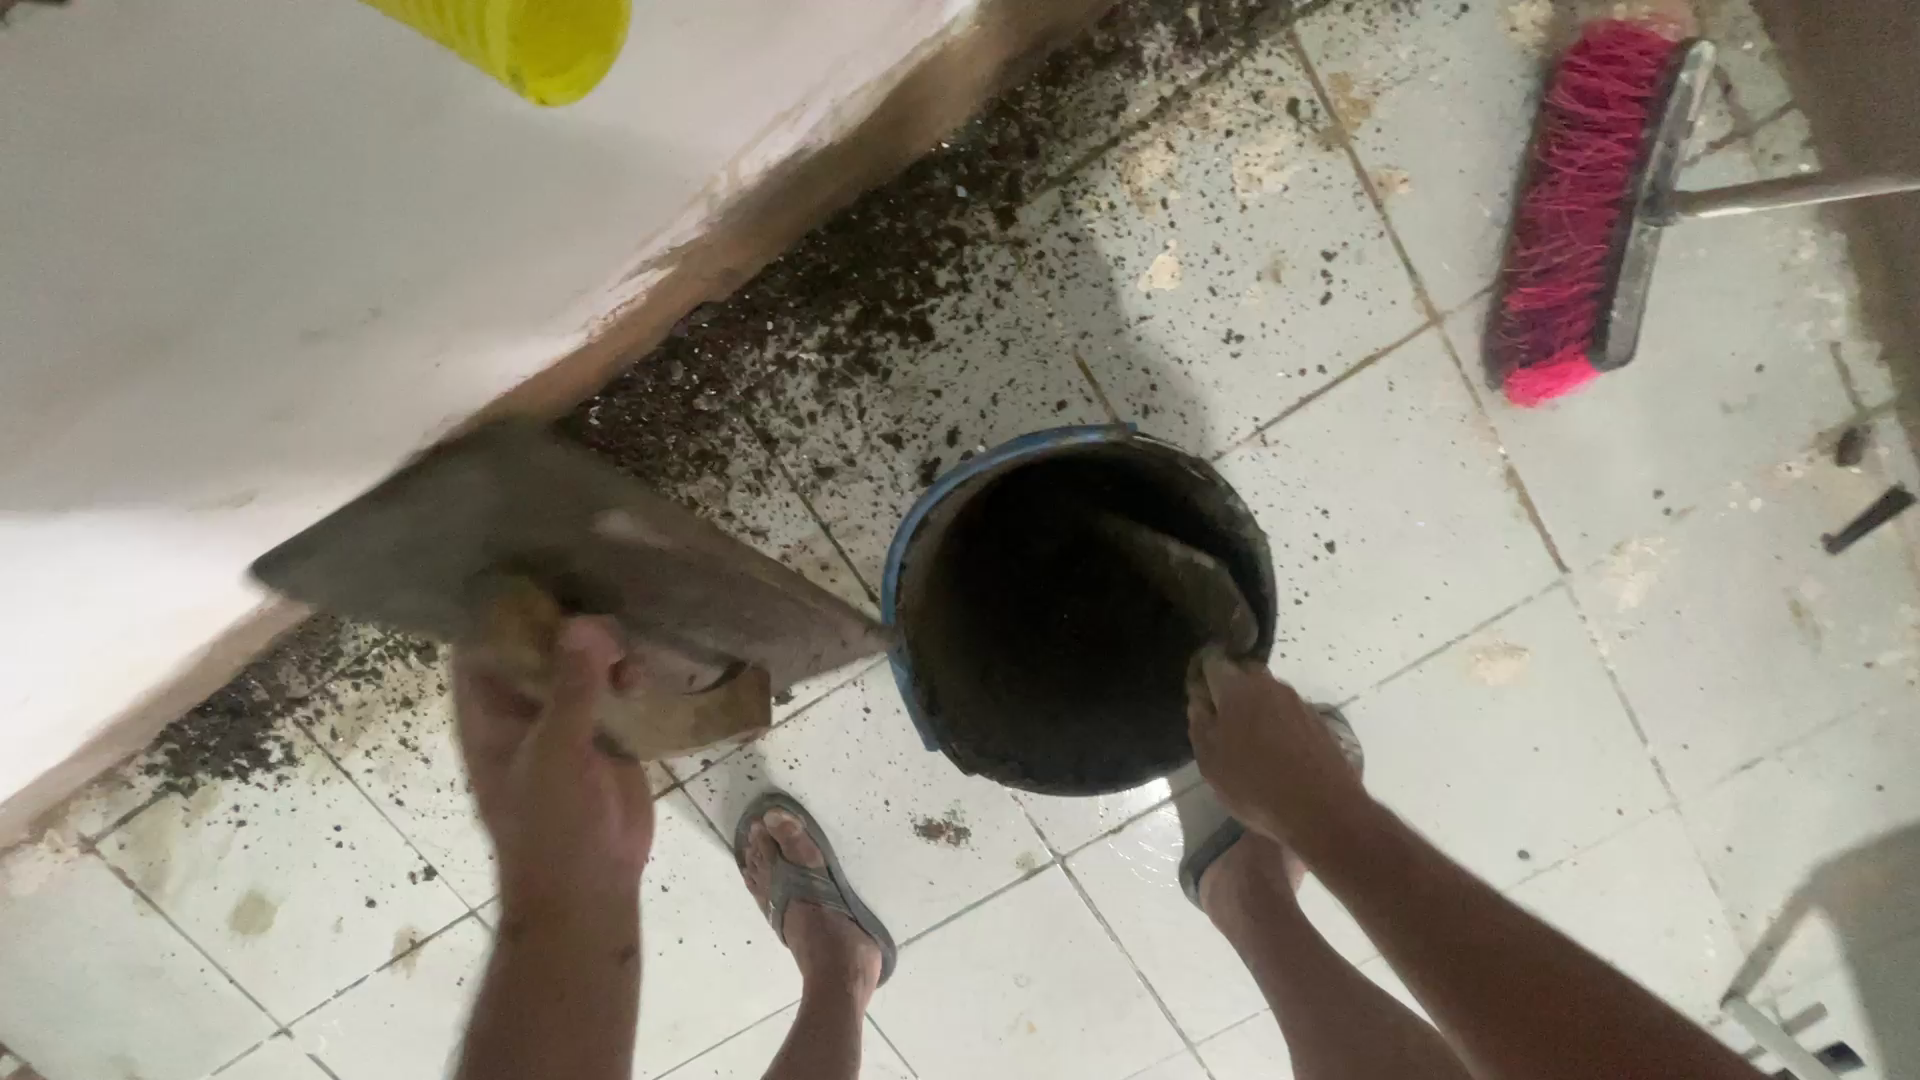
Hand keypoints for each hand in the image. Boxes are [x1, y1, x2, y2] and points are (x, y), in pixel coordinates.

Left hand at [454, 617, 656, 915]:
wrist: (591, 884)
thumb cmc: (551, 824)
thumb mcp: (555, 753)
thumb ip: (572, 688)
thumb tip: (586, 623)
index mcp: (490, 716)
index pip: (482, 649)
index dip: (502, 615)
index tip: (541, 580)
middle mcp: (525, 710)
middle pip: (539, 649)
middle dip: (568, 627)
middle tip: (604, 614)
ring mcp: (568, 722)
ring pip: (582, 666)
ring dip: (606, 652)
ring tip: (628, 659)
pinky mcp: (607, 734)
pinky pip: (615, 690)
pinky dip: (629, 676)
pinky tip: (644, 679)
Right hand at [1186, 647, 1369, 847]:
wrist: (1324, 811)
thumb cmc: (1254, 784)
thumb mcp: (1210, 760)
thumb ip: (1199, 724)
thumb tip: (1199, 702)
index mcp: (1236, 688)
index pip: (1212, 662)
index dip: (1201, 676)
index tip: (1198, 698)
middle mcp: (1268, 685)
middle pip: (1243, 673)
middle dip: (1230, 689)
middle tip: (1222, 720)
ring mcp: (1297, 702)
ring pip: (1268, 693)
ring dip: (1256, 707)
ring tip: (1250, 739)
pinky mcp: (1319, 722)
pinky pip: (1289, 712)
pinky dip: (1279, 723)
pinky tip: (1277, 751)